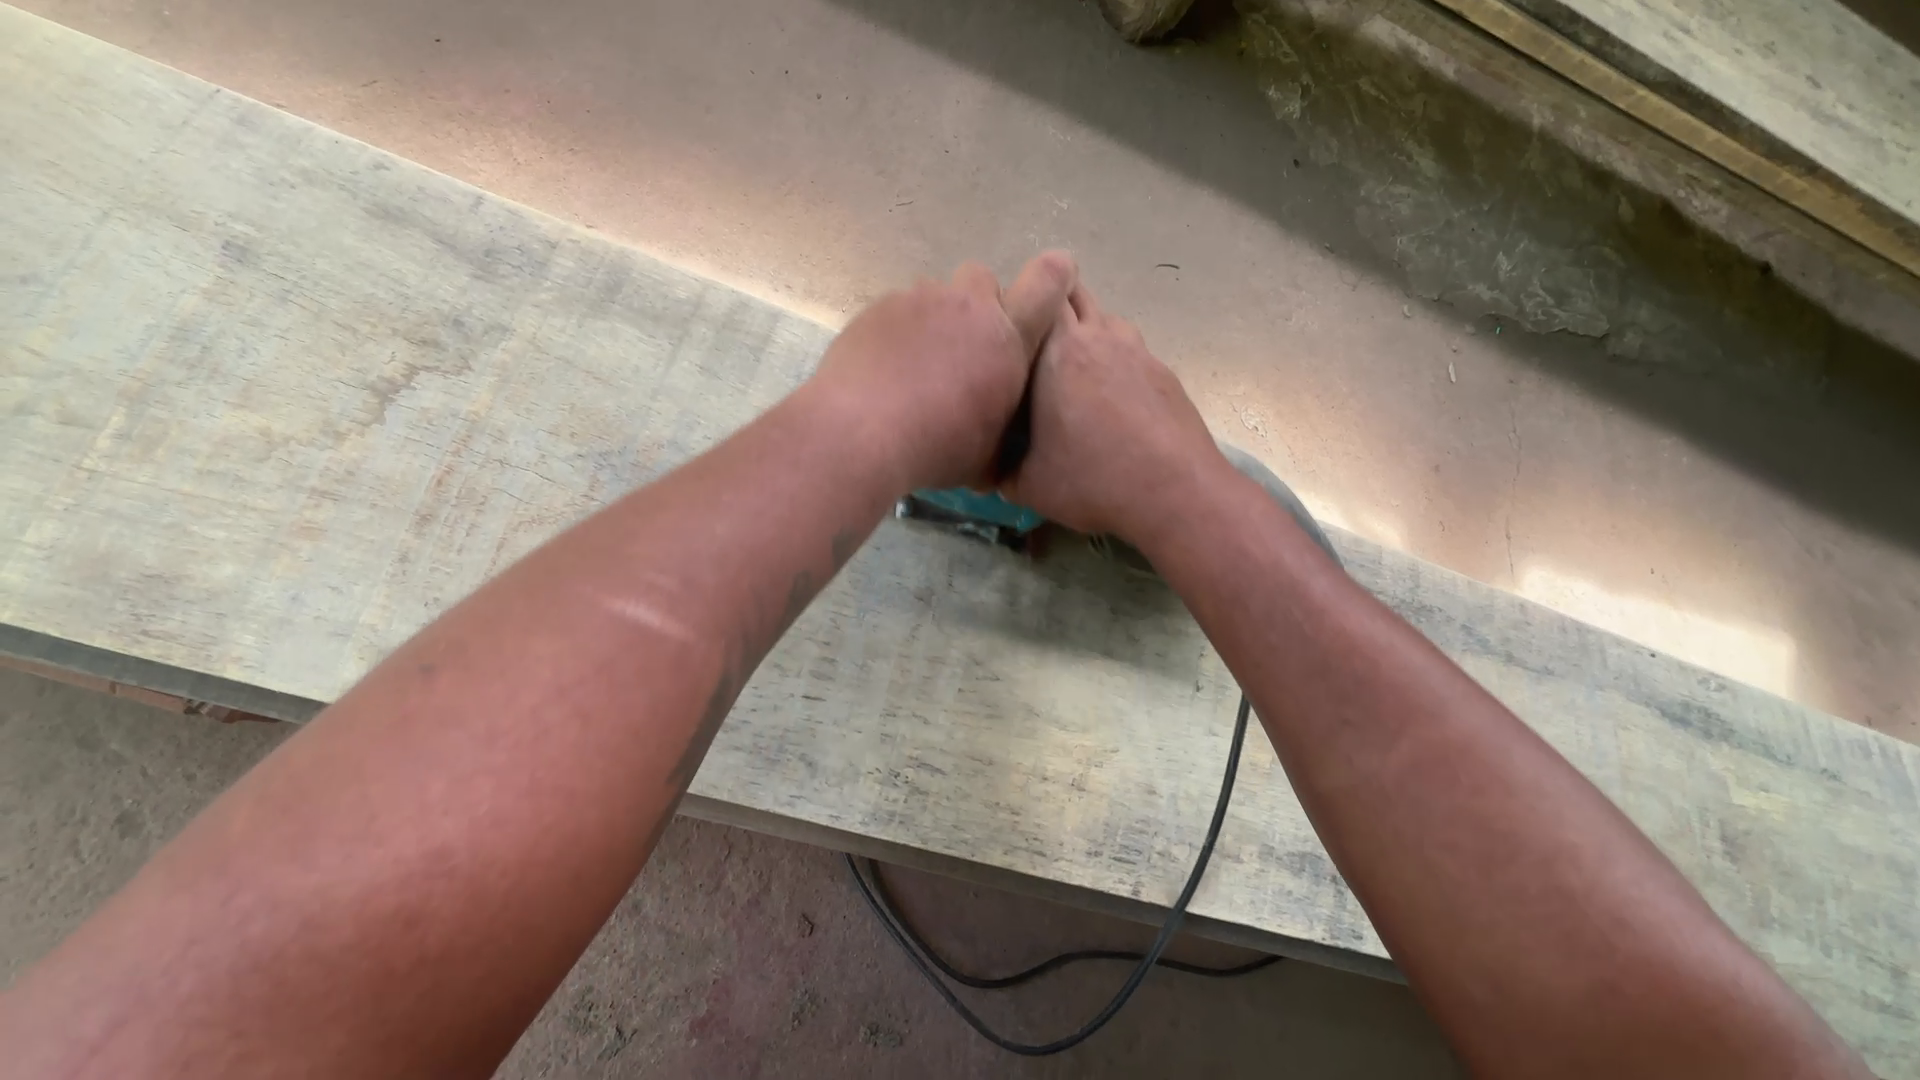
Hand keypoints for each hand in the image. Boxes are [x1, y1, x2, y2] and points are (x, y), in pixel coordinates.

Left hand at [806, 252, 1076, 491]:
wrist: (859, 433)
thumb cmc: (936, 449)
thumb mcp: (985, 459)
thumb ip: (1003, 437)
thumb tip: (1002, 459)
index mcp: (1007, 340)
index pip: (1048, 282)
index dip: (1056, 275)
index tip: (1052, 283)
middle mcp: (967, 309)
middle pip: (983, 278)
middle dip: (982, 304)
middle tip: (967, 347)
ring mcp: (919, 302)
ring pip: (938, 294)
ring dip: (939, 318)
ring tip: (921, 362)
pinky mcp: (879, 309)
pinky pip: (900, 309)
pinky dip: (901, 332)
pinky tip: (888, 368)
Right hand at [1001, 282, 1223, 541]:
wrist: (1176, 492)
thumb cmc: (1093, 482)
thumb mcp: (1028, 486)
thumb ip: (998, 467)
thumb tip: (985, 465)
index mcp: (1058, 351)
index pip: (1035, 294)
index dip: (1016, 305)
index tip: (1005, 333)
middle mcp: (1099, 337)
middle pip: (1073, 293)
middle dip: (1051, 309)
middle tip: (1034, 346)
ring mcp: (1137, 351)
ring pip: (1104, 318)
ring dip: (1085, 331)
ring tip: (1072, 374)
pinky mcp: (1163, 372)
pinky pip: (1130, 350)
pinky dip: (1114, 361)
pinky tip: (1110, 401)